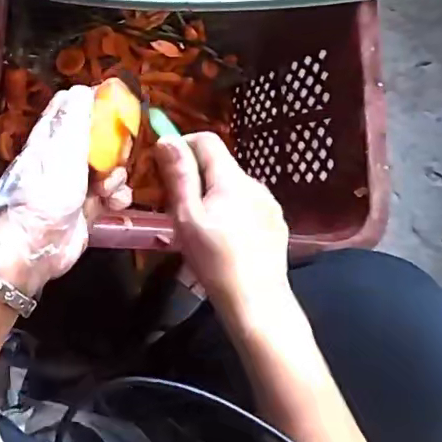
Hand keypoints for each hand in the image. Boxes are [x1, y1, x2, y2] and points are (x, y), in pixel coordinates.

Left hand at [0, 86, 125, 295]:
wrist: (37, 246)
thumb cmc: (46, 192)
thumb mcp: (61, 149)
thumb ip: (74, 119)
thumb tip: (82, 88)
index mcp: (50, 138)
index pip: (71, 108)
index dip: (93, 102)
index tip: (117, 102)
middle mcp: (62, 157)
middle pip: (97, 137)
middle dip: (114, 145)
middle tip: (117, 155)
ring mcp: (76, 183)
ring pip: (109, 166)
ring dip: (117, 175)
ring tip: (108, 188)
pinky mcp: (88, 208)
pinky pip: (112, 194)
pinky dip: (118, 196)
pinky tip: (115, 204)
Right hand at [154, 133, 289, 314]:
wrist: (257, 302)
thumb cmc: (215, 260)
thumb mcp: (186, 217)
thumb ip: (179, 176)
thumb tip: (167, 139)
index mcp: (232, 179)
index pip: (207, 139)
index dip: (182, 146)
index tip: (166, 170)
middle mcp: (255, 183)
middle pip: (218, 163)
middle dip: (195, 176)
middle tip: (177, 206)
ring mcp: (269, 203)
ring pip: (232, 184)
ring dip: (212, 194)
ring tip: (200, 226)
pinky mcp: (276, 221)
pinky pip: (246, 203)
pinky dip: (231, 209)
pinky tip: (224, 236)